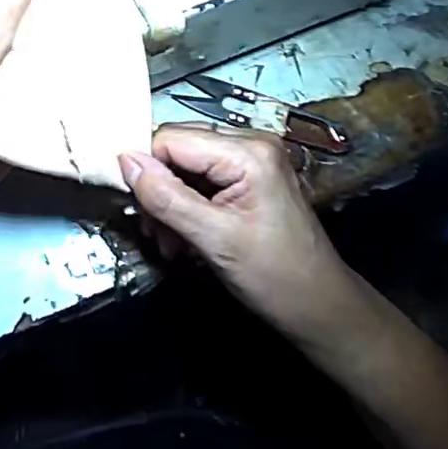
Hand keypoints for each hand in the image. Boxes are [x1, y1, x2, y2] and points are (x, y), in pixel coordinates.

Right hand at [120, 123, 359, 338]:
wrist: (322, 310)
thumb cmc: (276, 278)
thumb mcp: (215, 240)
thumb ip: (167, 197)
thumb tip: (124, 160)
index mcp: (247, 151)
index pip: (172, 139)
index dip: (147, 170)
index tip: (140, 212)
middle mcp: (249, 142)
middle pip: (178, 147)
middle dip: (158, 189)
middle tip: (156, 233)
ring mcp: (251, 158)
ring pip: (185, 164)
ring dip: (169, 201)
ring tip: (171, 242)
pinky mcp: (248, 176)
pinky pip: (201, 177)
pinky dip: (186, 204)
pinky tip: (185, 236)